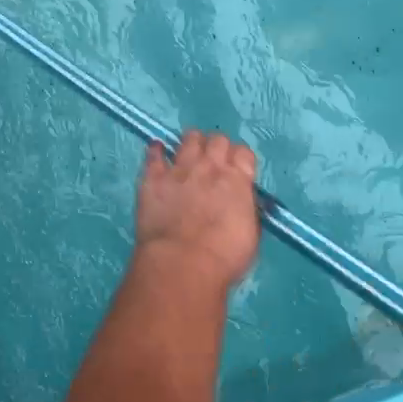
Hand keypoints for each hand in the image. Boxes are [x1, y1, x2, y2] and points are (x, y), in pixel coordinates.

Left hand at [132, 131, 260, 286]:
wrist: (182, 262)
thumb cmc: (223, 257)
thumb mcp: (250, 235)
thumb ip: (247, 210)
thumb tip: (243, 201)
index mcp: (237, 181)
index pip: (244, 152)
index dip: (240, 159)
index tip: (237, 169)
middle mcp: (209, 167)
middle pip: (217, 140)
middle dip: (217, 147)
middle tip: (213, 161)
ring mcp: (179, 169)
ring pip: (188, 139)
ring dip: (191, 143)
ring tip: (189, 152)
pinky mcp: (152, 177)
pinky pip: (154, 154)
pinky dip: (157, 150)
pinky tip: (157, 150)